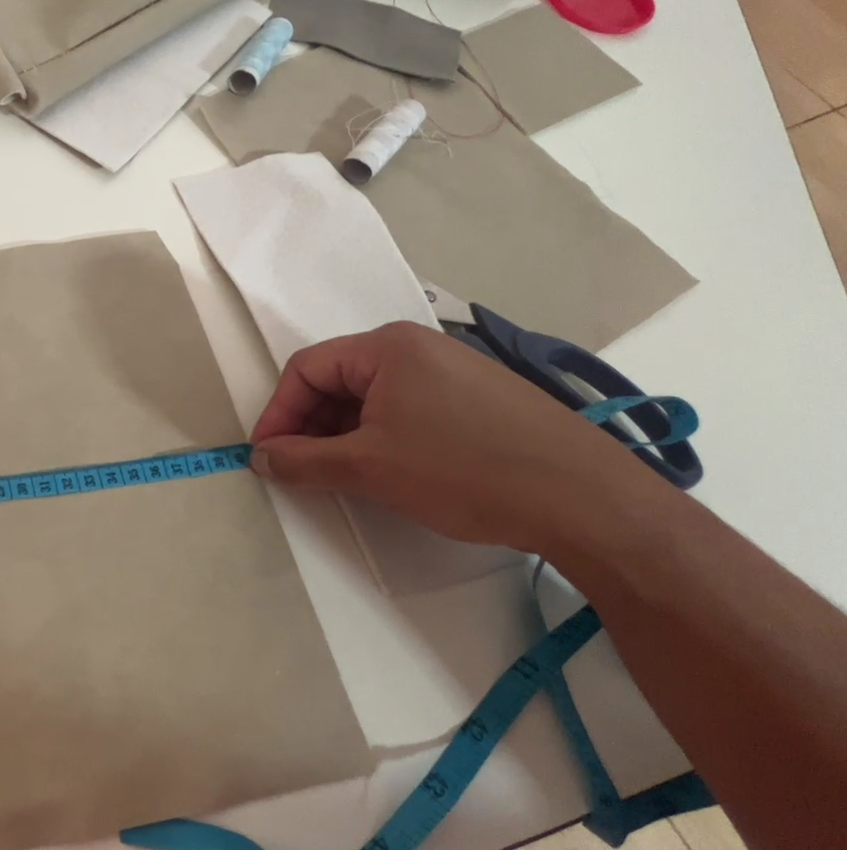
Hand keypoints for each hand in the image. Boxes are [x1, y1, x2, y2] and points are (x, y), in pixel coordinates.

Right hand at [248, 322, 674, 555]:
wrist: (588, 502)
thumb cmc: (463, 471)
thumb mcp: (368, 467)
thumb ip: (302, 460)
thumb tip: (261, 457)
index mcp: (388, 347)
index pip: (306, 368)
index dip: (278, 412)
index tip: (268, 456)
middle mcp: (420, 347)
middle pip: (339, 379)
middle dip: (311, 424)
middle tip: (302, 469)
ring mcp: (456, 371)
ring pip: (374, 397)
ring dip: (346, 434)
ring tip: (344, 475)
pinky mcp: (482, 399)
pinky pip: (410, 408)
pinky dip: (384, 436)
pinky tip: (392, 471)